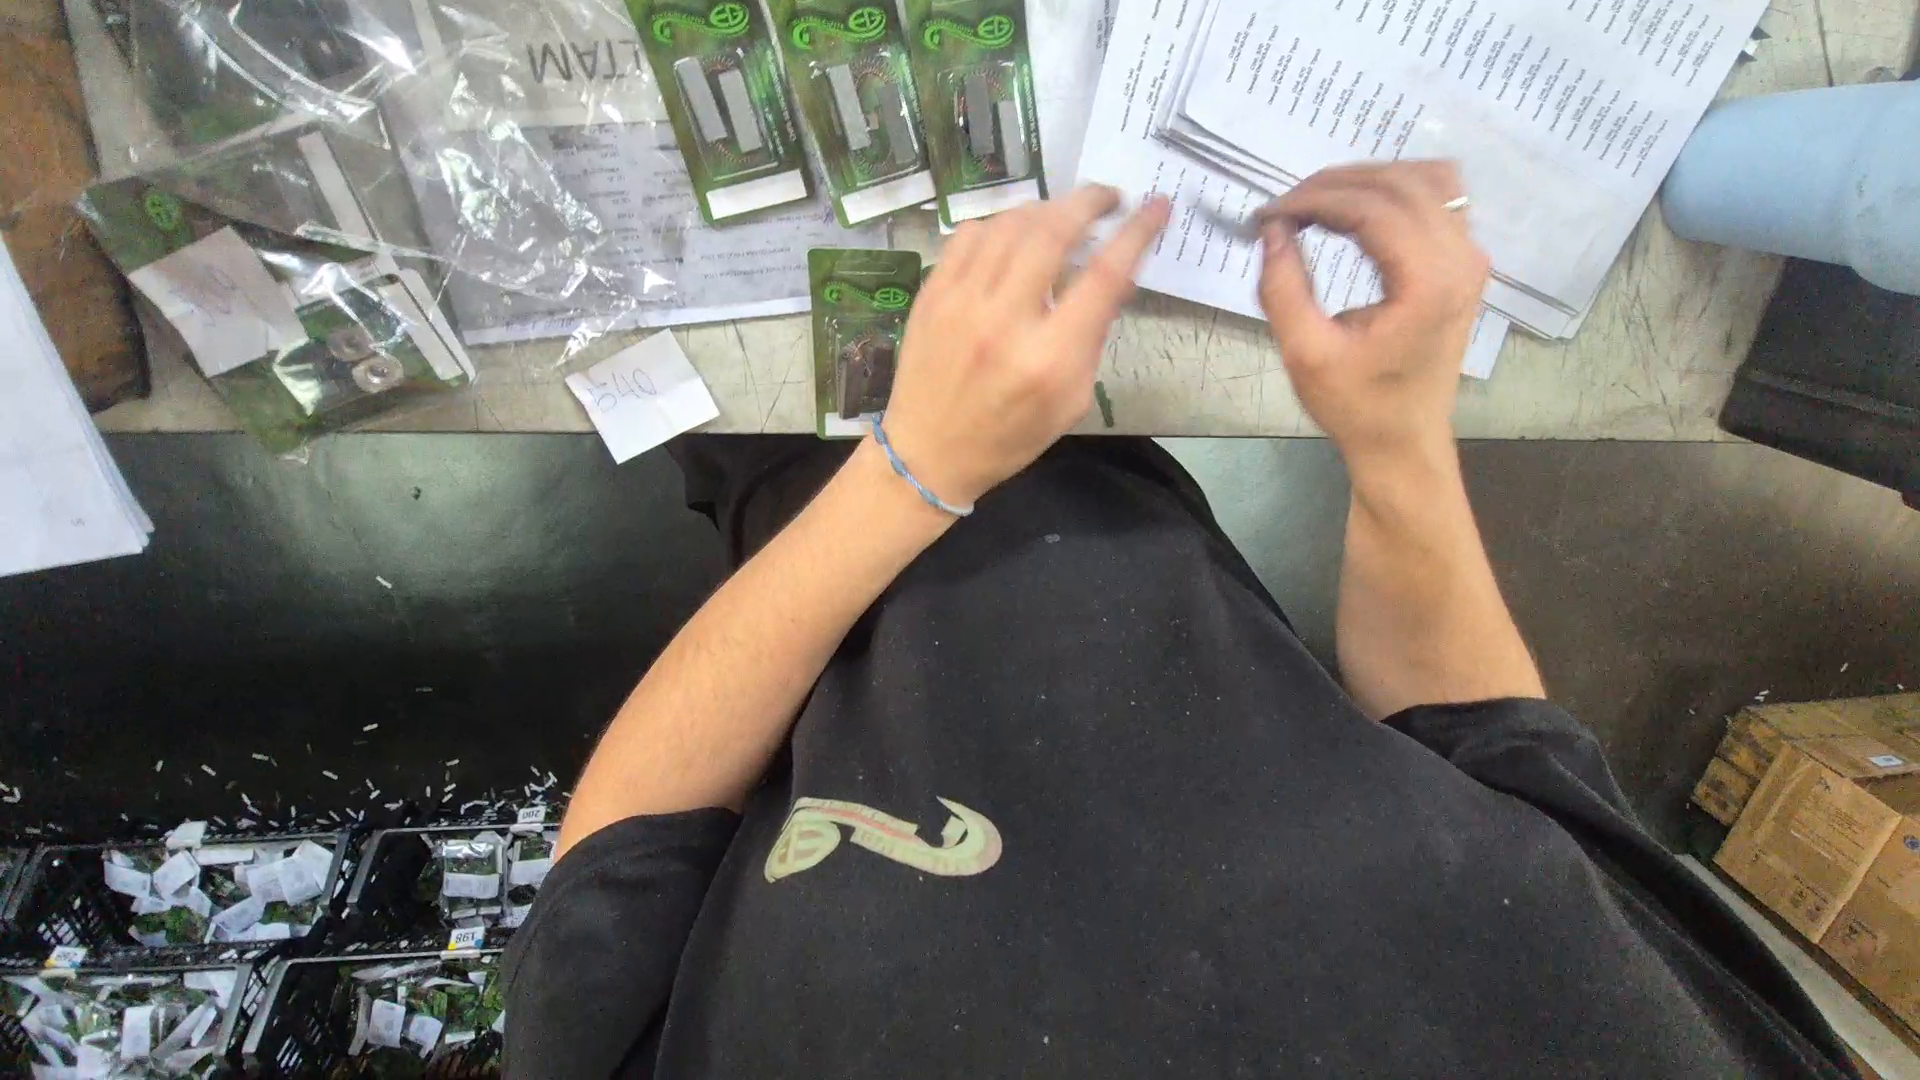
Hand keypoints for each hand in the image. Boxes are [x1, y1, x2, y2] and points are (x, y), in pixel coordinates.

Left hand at [879, 187, 1170, 506]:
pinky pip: (969, 235)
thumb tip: (1115, 280)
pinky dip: (999, 223)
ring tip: (1063, 215)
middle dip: (1089, 202)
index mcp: (1049, 358)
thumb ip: (1092, 339)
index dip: (1136, 234)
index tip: (1155, 208)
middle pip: (1053, 232)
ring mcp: (961, 302)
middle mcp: (1005, 320)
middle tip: (1109, 198)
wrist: (929, 453)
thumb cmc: (1009, 437)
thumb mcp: (1070, 402)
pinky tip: (1013, 234)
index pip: (1103, 277)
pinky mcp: (932, 295)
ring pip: (1010, 225)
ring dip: (1045, 208)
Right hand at [1257, 162, 1489, 466]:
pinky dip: (1394, 193)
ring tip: (1318, 203)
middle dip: (1336, 184)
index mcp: (1427, 281)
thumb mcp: (1306, 354)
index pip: (1372, 207)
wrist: (1403, 440)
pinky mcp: (1465, 264)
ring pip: (1427, 180)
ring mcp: (1470, 258)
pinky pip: (1439, 200)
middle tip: (1285, 208)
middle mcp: (1461, 258)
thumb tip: (1273, 231)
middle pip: (1401, 183)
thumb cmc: (1355, 405)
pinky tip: (1357, 213)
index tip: (1269, 215)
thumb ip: (1284, 289)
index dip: (1315, 200)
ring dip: (1369, 180)